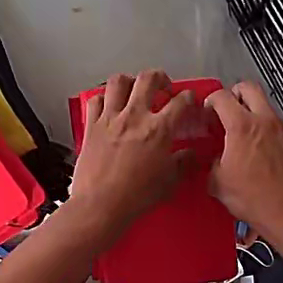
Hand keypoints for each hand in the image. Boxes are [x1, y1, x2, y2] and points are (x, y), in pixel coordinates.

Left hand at [67, 70, 196, 236]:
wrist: (102, 205)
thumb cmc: (137, 197)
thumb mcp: (169, 182)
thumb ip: (183, 164)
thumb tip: (191, 155)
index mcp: (159, 130)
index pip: (181, 102)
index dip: (189, 98)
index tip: (190, 101)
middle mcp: (135, 117)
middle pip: (148, 79)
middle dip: (160, 78)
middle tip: (163, 86)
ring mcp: (110, 119)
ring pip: (119, 81)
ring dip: (129, 82)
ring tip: (134, 90)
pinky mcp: (91, 126)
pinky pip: (96, 100)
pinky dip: (104, 98)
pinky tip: (109, 106)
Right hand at [205, 82, 282, 236]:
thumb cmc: (258, 200)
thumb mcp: (219, 183)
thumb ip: (212, 163)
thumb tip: (214, 161)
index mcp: (242, 127)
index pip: (221, 97)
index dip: (211, 101)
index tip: (210, 110)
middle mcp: (266, 122)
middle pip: (249, 88)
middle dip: (236, 94)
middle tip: (231, 107)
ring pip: (269, 109)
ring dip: (257, 117)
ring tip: (251, 138)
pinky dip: (275, 135)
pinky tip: (270, 154)